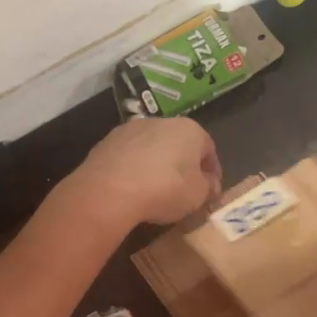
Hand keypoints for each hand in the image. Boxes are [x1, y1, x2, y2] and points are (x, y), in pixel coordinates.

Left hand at [63, 117, 220, 226]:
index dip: (212, 171)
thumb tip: (209, 185)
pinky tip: (131, 188)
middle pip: (178, 144)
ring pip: (150, 148)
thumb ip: (208, 188)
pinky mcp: (105, 142)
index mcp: (189, 129)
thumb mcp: (198, 195)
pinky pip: (127, 157)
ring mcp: (129, 129)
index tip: (210, 189)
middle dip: (182, 165)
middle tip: (183, 189)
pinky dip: (132, 169)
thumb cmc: (164, 189)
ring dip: (155, 165)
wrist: (109, 191)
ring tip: (154, 190)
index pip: (208, 148)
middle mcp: (160, 121)